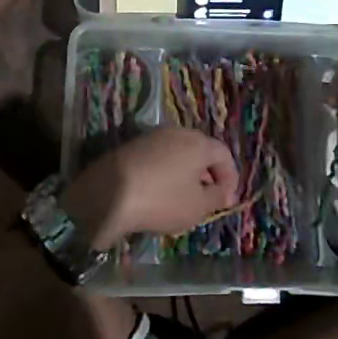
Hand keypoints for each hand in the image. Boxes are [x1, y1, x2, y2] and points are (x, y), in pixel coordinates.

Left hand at [63, 128, 238, 246]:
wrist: (107, 194)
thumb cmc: (162, 199)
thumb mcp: (198, 206)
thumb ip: (217, 196)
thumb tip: (223, 190)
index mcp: (198, 142)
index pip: (224, 155)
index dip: (230, 178)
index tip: (227, 200)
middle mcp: (176, 132)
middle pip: (200, 151)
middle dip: (207, 175)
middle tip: (207, 199)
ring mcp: (150, 137)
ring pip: (178, 154)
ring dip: (185, 174)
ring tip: (183, 199)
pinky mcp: (130, 147)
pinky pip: (158, 159)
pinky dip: (165, 174)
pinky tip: (159, 194)